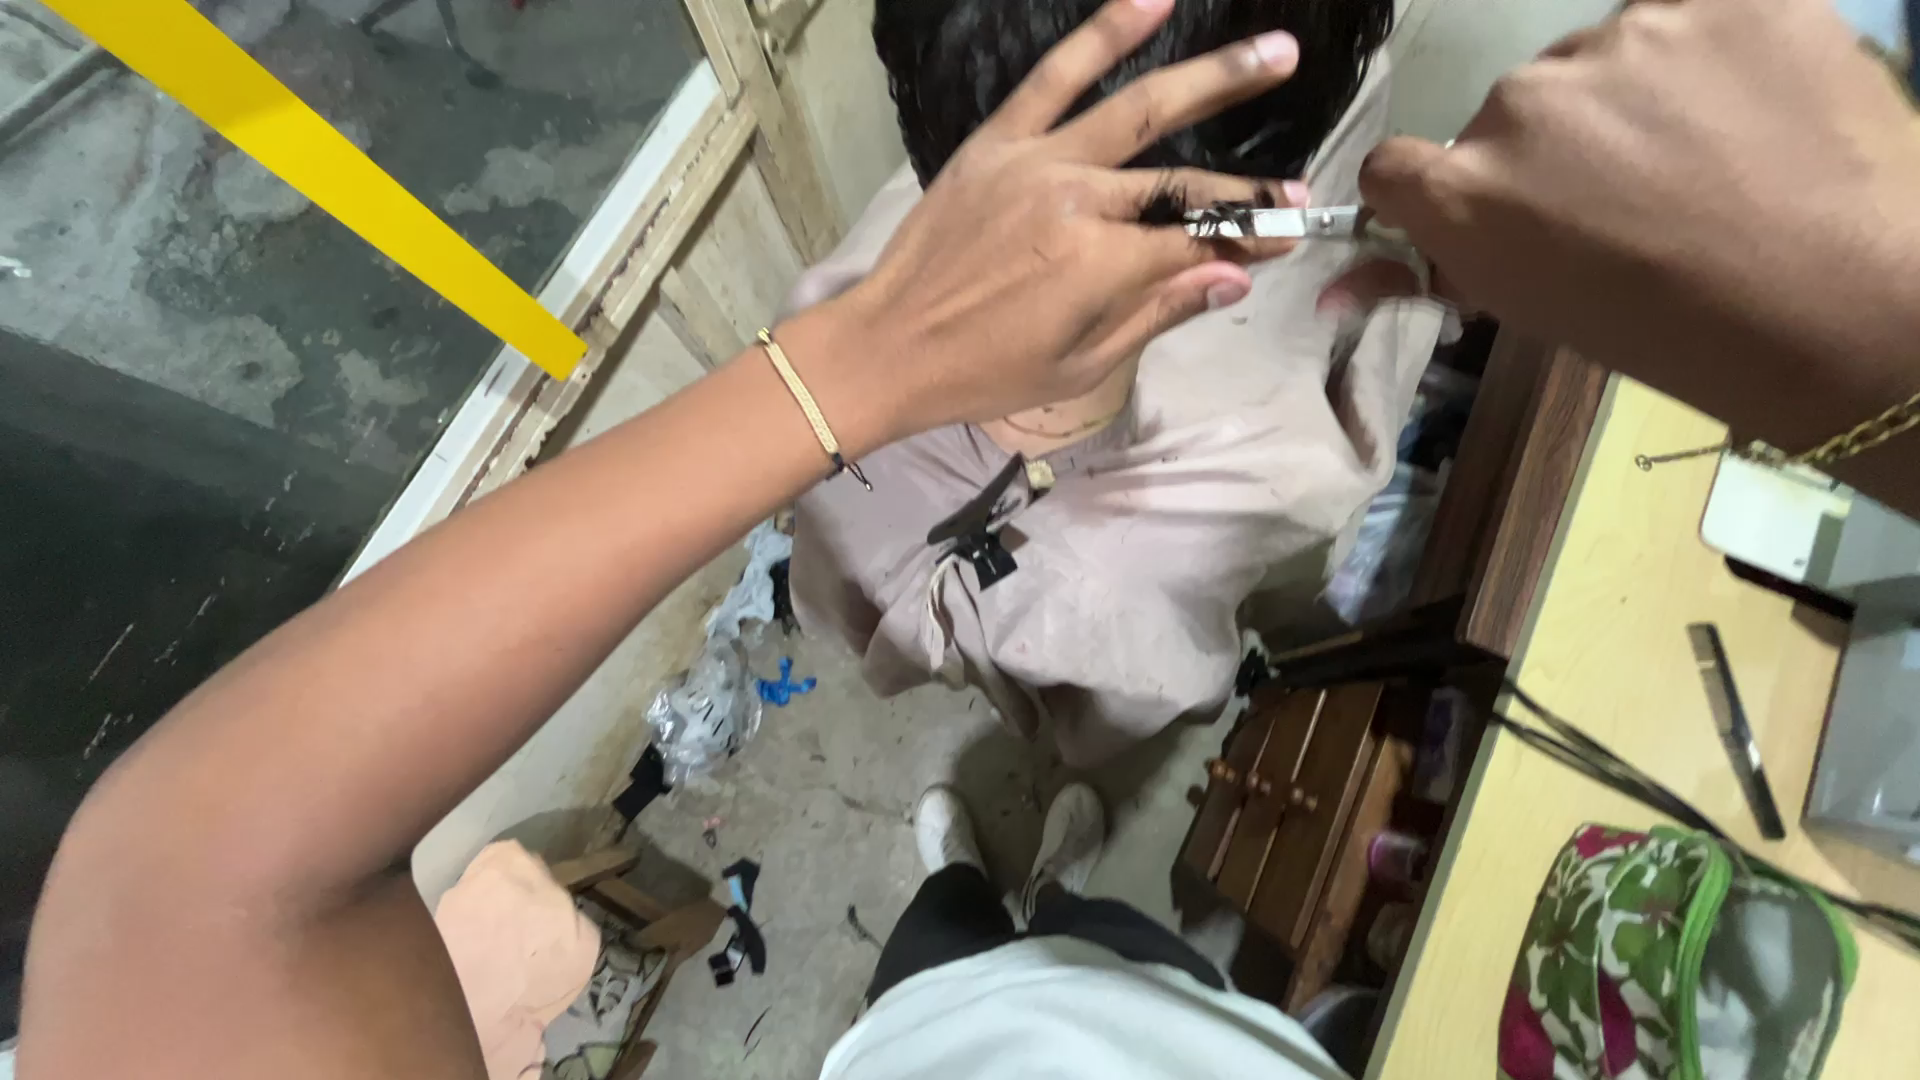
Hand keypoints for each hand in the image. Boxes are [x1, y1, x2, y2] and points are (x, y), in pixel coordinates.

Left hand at [776, 0, 1303, 443]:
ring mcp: (1035, 162)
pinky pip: (1054, 75)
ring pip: (1137, 109)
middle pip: (1178, 185)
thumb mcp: (1077, 368)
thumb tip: (1232, 277)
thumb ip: (1155, 315)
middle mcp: (1078, 200)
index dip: (1244, 241)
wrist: (888, 349)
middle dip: (1242, 191)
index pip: (1195, 241)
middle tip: (1293, 189)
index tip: (1283, 239)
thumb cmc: (982, 376)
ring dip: (1214, 78)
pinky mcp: (995, 144)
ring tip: (1276, 52)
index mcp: (1100, 264)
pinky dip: (1105, 33)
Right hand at [1327, 0, 1919, 417]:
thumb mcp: (1511, 304)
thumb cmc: (1639, 319)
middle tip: (1602, 192)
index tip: (1464, 204)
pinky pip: (1678, 18)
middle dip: (1534, 149)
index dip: (1419, 188)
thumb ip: (1417, 280)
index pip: (1390, 168)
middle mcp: (1517, 104)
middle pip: (1499, 117)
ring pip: (1588, 64)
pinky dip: (1693, 57)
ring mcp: (1621, 40)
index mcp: (1459, 189)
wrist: (1818, 291)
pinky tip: (1734, 107)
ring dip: (1612, 98)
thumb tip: (1329, 295)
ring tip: (1684, 149)